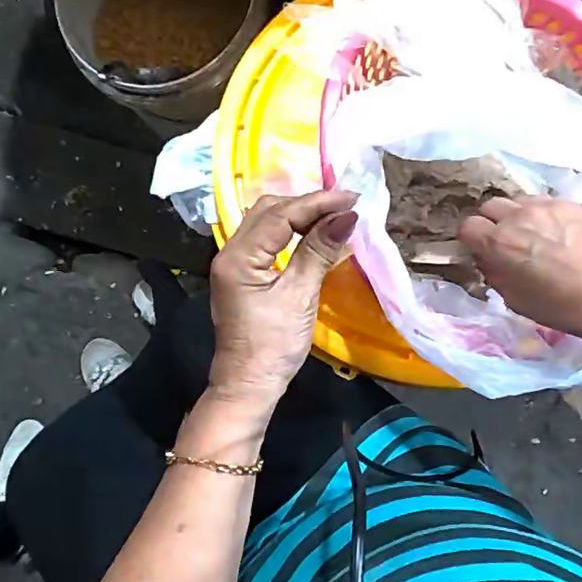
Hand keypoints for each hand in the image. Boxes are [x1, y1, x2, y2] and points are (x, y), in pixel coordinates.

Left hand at [209, 190, 358, 409]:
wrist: (248, 384)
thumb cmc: (273, 346)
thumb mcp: (300, 296)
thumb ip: (319, 251)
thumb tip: (346, 216)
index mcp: (239, 257)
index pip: (281, 215)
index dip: (318, 202)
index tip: (352, 198)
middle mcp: (229, 252)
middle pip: (268, 211)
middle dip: (307, 204)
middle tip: (344, 207)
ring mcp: (233, 263)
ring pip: (265, 222)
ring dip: (298, 215)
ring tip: (333, 215)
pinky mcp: (241, 274)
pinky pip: (264, 239)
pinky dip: (289, 231)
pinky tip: (312, 233)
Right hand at [459, 196, 581, 356]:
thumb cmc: (563, 308)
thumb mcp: (515, 299)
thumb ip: (495, 273)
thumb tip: (489, 259)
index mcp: (499, 242)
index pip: (466, 226)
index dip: (471, 239)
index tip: (480, 251)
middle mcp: (520, 216)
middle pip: (490, 205)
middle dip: (492, 222)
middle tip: (504, 242)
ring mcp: (551, 206)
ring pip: (520, 201)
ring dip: (519, 216)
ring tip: (535, 236)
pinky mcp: (579, 204)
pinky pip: (551, 204)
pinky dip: (548, 217)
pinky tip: (564, 236)